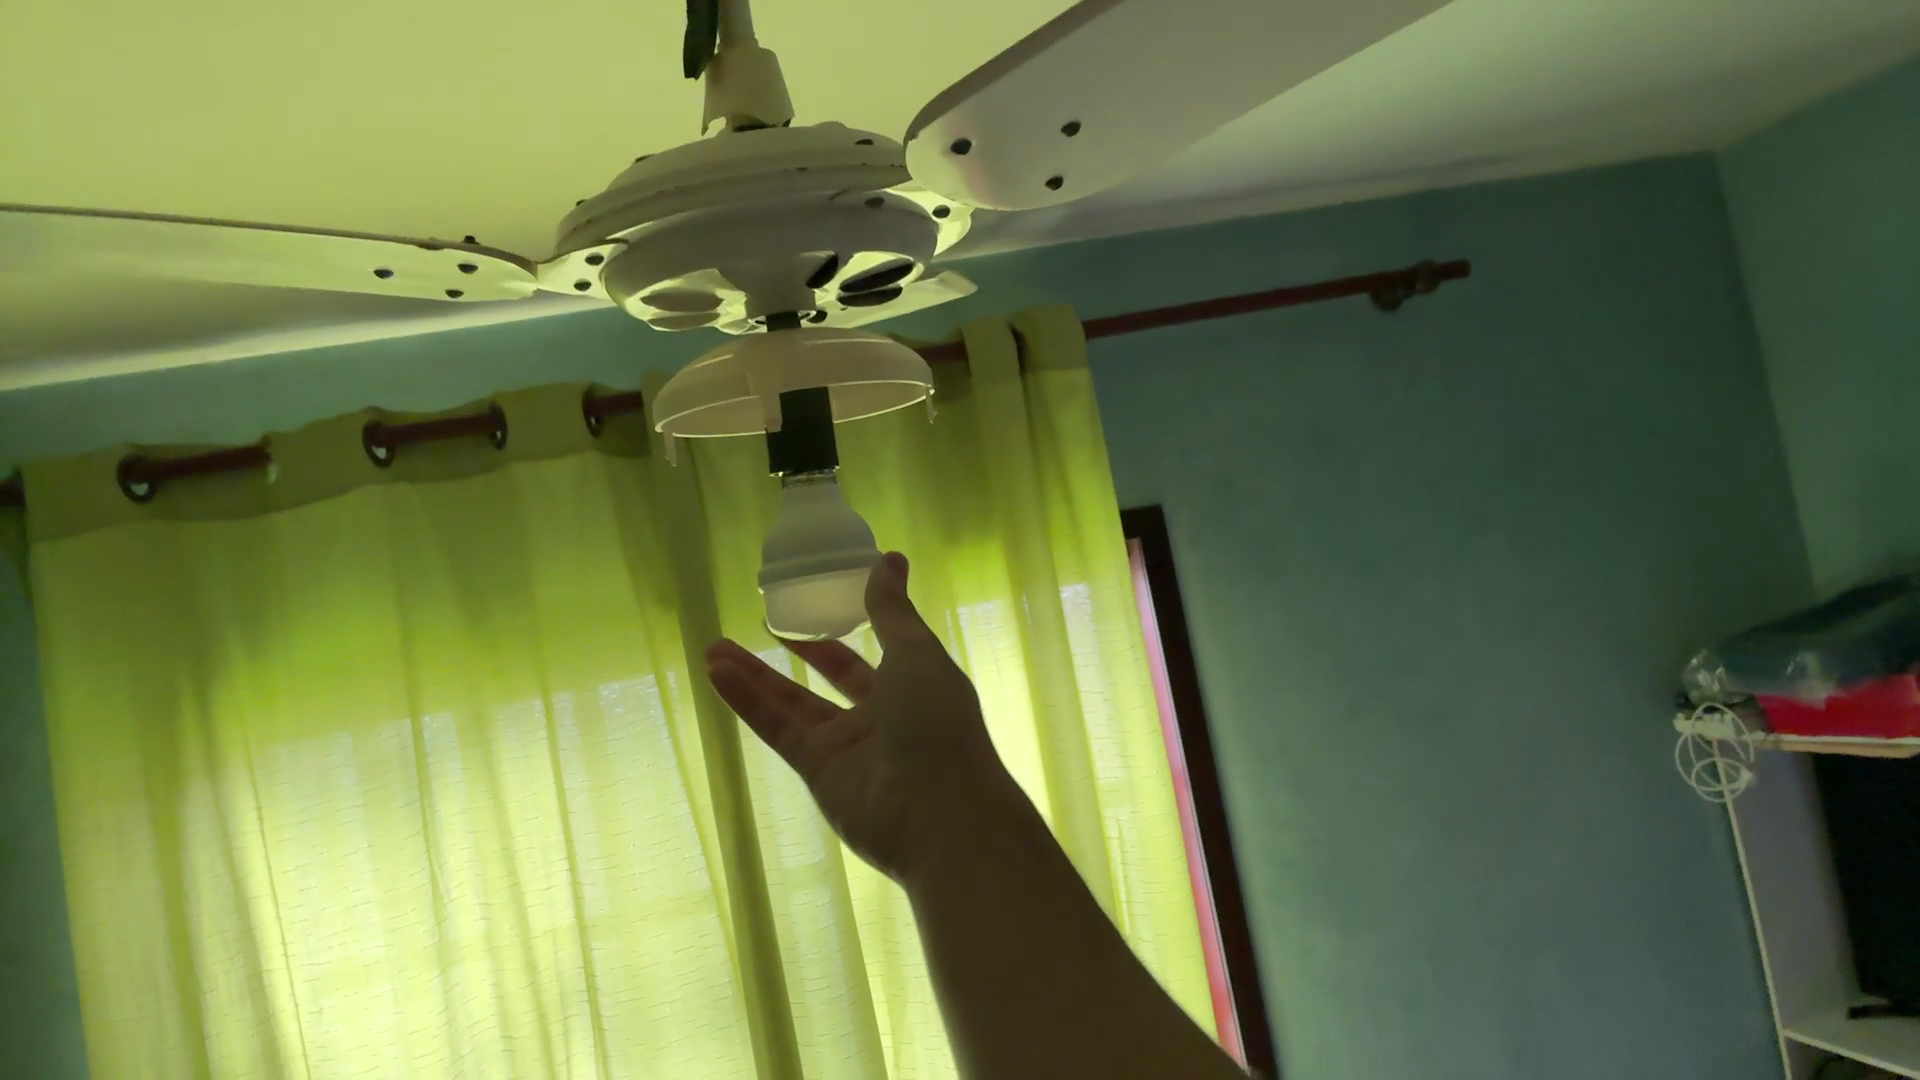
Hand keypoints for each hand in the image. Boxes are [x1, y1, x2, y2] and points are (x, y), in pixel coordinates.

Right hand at [705, 553, 1016, 882]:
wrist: (937, 811)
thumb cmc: (937, 719)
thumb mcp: (916, 652)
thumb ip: (892, 610)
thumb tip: (889, 558)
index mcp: (916, 680)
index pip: (882, 644)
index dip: (856, 621)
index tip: (825, 596)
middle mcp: (883, 711)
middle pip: (833, 673)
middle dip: (801, 649)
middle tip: (766, 621)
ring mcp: (849, 744)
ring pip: (794, 702)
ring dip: (756, 674)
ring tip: (714, 646)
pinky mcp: (818, 770)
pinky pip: (778, 728)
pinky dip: (747, 701)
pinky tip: (717, 671)